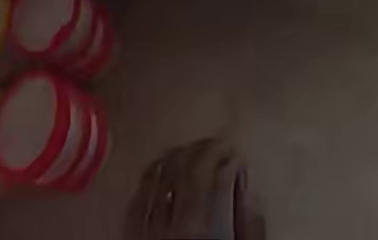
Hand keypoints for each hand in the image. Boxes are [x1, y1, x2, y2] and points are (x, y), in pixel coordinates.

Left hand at [124, 138, 265, 239]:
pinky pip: (139, 193)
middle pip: (179, 167)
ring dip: (176, 157)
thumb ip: (249, 228)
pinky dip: (153, 175)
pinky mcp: (128, 234)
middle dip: (200, 150)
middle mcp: (164, 221)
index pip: (204, 172)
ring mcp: (142, 227)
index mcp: (194, 229)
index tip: (232, 149)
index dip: (219, 154)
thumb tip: (247, 187)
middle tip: (217, 146)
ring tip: (194, 153)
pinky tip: (163, 171)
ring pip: (156, 174)